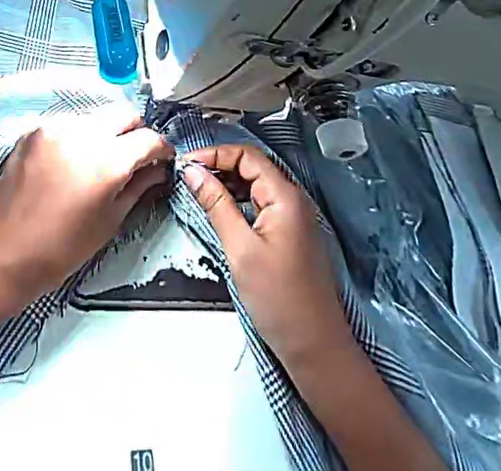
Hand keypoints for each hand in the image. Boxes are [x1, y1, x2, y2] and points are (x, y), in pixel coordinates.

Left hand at [0, 109, 173, 299]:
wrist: (9, 248)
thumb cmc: (65, 245)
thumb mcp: (111, 218)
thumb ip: (139, 186)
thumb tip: (158, 169)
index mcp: (107, 160)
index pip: (147, 138)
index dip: (161, 149)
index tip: (162, 159)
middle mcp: (82, 134)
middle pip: (122, 115)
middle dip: (134, 132)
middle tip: (135, 156)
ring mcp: (55, 128)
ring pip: (94, 117)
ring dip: (104, 133)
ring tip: (100, 160)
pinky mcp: (34, 130)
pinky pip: (67, 124)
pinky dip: (77, 136)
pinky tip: (72, 161)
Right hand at [182, 145, 352, 365]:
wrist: (314, 346)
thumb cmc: (278, 298)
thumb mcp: (239, 247)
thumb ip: (215, 203)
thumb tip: (192, 171)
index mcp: (285, 197)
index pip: (246, 156)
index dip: (214, 154)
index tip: (186, 165)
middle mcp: (293, 200)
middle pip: (251, 166)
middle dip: (218, 166)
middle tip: (188, 178)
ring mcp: (293, 216)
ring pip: (254, 184)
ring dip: (226, 183)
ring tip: (198, 192)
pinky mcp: (289, 231)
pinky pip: (259, 202)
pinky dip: (237, 199)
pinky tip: (219, 210)